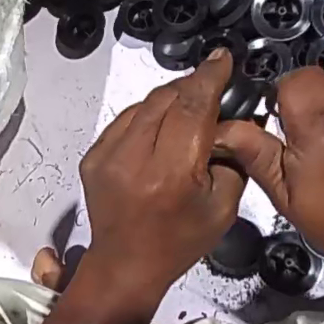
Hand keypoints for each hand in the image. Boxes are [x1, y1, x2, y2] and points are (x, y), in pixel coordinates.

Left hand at [75, 49, 247, 313]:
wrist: (127, 264)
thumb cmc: (178, 241)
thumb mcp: (223, 206)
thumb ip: (230, 158)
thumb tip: (229, 122)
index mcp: (170, 173)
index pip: (192, 106)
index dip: (209, 77)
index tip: (222, 59)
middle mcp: (134, 159)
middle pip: (166, 98)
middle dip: (192, 86)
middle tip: (211, 89)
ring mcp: (107, 156)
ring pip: (144, 104)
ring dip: (169, 100)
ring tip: (187, 111)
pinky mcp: (93, 157)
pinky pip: (125, 120)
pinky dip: (146, 116)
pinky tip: (160, 130)